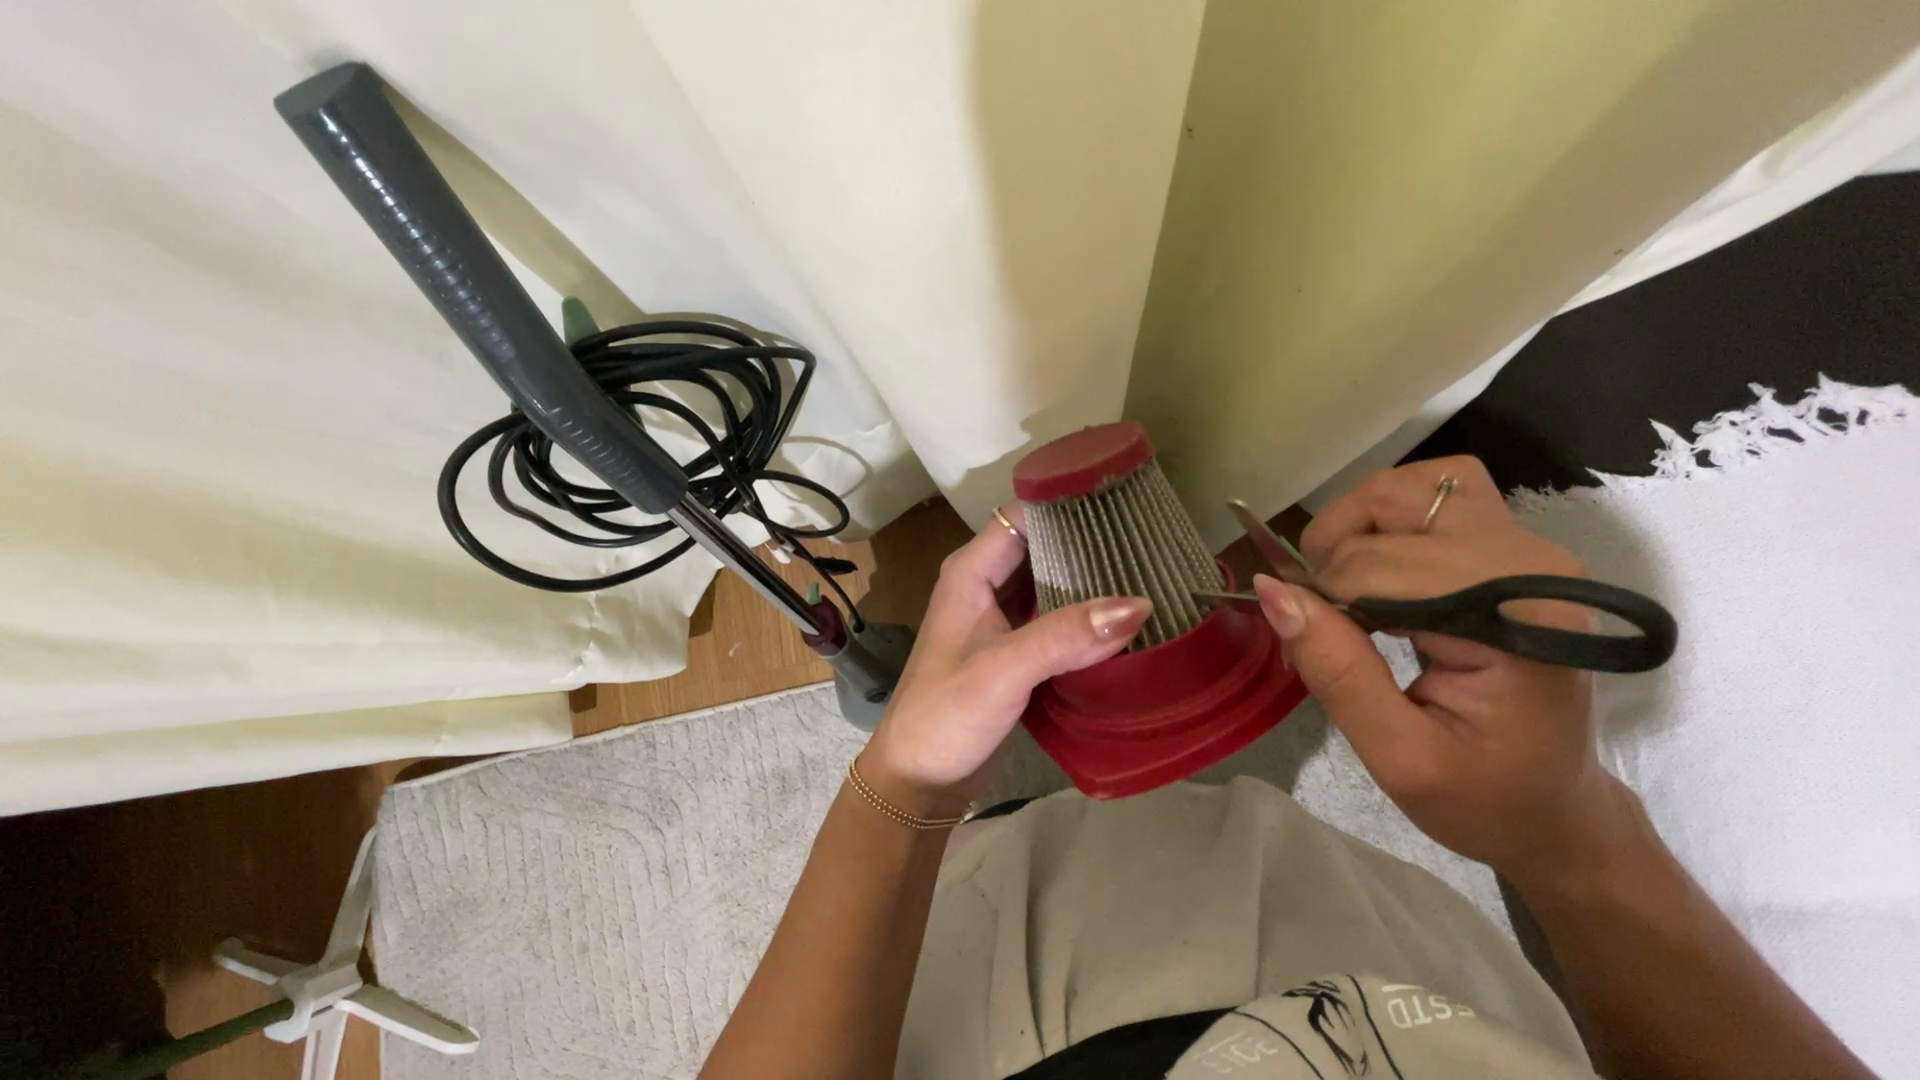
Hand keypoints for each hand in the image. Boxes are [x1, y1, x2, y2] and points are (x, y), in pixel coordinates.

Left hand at [861, 503, 1152, 815]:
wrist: (919, 780)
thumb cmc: (945, 716)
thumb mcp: (1003, 671)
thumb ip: (1065, 636)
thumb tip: (1139, 605)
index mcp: (971, 572)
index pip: (1024, 516)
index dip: (1068, 507)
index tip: (1123, 508)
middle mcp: (986, 585)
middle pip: (1045, 547)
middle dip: (1091, 545)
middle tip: (1151, 546)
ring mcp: (1003, 619)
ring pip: (1054, 584)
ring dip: (1092, 583)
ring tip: (1152, 575)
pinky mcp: (1018, 652)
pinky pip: (1059, 620)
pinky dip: (1087, 618)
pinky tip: (1127, 621)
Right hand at [1255, 456, 1638, 879]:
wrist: (1556, 811)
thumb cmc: (1483, 798)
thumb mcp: (1398, 756)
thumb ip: (1337, 670)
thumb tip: (1271, 591)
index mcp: (1516, 619)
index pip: (1380, 566)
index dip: (1324, 597)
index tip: (1309, 646)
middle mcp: (1533, 565)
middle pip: (1399, 500)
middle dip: (1337, 551)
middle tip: (1324, 615)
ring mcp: (1529, 552)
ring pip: (1417, 487)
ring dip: (1360, 526)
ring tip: (1346, 588)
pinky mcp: (1514, 553)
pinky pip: (1433, 502)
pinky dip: (1385, 527)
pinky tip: (1377, 580)